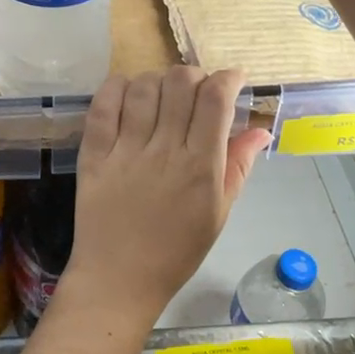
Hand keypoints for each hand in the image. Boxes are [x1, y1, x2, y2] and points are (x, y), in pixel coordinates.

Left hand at [63, 66, 272, 328]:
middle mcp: (164, 150)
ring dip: (157, 79)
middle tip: (195, 89)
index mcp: (200, 166)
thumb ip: (238, 166)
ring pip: (143, 88)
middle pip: (180, 84)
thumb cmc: (175, 250)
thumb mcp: (218, 213)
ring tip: (162, 93)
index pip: (216, 100)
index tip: (232, 78)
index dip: (227, 78)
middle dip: (194, 75)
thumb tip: (261, 129)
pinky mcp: (94, 154)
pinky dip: (116, 87)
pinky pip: (103, 106)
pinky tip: (126, 91)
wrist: (119, 278)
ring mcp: (126, 150)